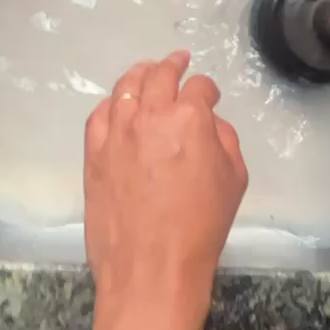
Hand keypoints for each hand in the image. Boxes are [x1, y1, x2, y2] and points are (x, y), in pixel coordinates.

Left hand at [83, 51, 247, 317]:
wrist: (152, 269)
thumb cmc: (202, 227)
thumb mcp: (235, 179)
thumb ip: (225, 140)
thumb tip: (209, 124)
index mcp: (190, 119)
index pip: (200, 87)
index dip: (208, 89)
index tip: (211, 96)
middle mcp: (150, 116)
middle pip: (159, 75)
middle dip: (173, 64)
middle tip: (179, 60)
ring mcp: (117, 133)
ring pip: (126, 87)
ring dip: (140, 74)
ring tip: (147, 71)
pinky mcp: (94, 153)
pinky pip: (99, 115)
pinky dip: (111, 104)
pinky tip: (118, 105)